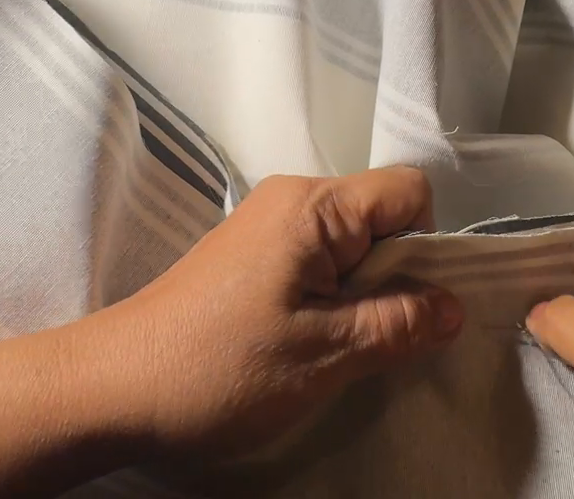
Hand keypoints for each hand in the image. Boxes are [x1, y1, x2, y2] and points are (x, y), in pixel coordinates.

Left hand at [97, 167, 464, 458]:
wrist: (117, 384)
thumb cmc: (223, 364)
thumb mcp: (325, 354)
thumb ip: (399, 324)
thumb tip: (455, 307)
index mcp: (313, 205)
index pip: (407, 190)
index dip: (427, 242)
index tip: (412, 302)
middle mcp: (292, 197)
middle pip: (380, 212)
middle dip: (396, 271)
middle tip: (375, 334)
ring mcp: (268, 221)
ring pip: (350, 239)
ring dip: (362, 288)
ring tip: (337, 343)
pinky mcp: (252, 250)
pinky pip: (318, 254)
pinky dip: (332, 291)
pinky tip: (308, 336)